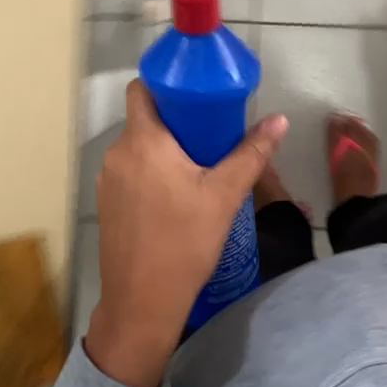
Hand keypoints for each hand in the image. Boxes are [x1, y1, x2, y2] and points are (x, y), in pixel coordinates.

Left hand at [84, 80, 288, 386]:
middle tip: (209, 131)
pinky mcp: (106, 204)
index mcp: (143, 141)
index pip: (141, 89)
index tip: (195, 93)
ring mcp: (107, 180)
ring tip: (197, 163)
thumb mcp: (225, 195)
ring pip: (136, 147)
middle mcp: (117, 154)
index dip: (165, 83)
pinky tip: (175, 194)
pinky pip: (129, 171)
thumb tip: (280, 119)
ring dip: (162, 148)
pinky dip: (149, 171)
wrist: (143, 303)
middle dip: (174, 119)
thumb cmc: (185, 242)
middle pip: (143, 118)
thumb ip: (252, 153)